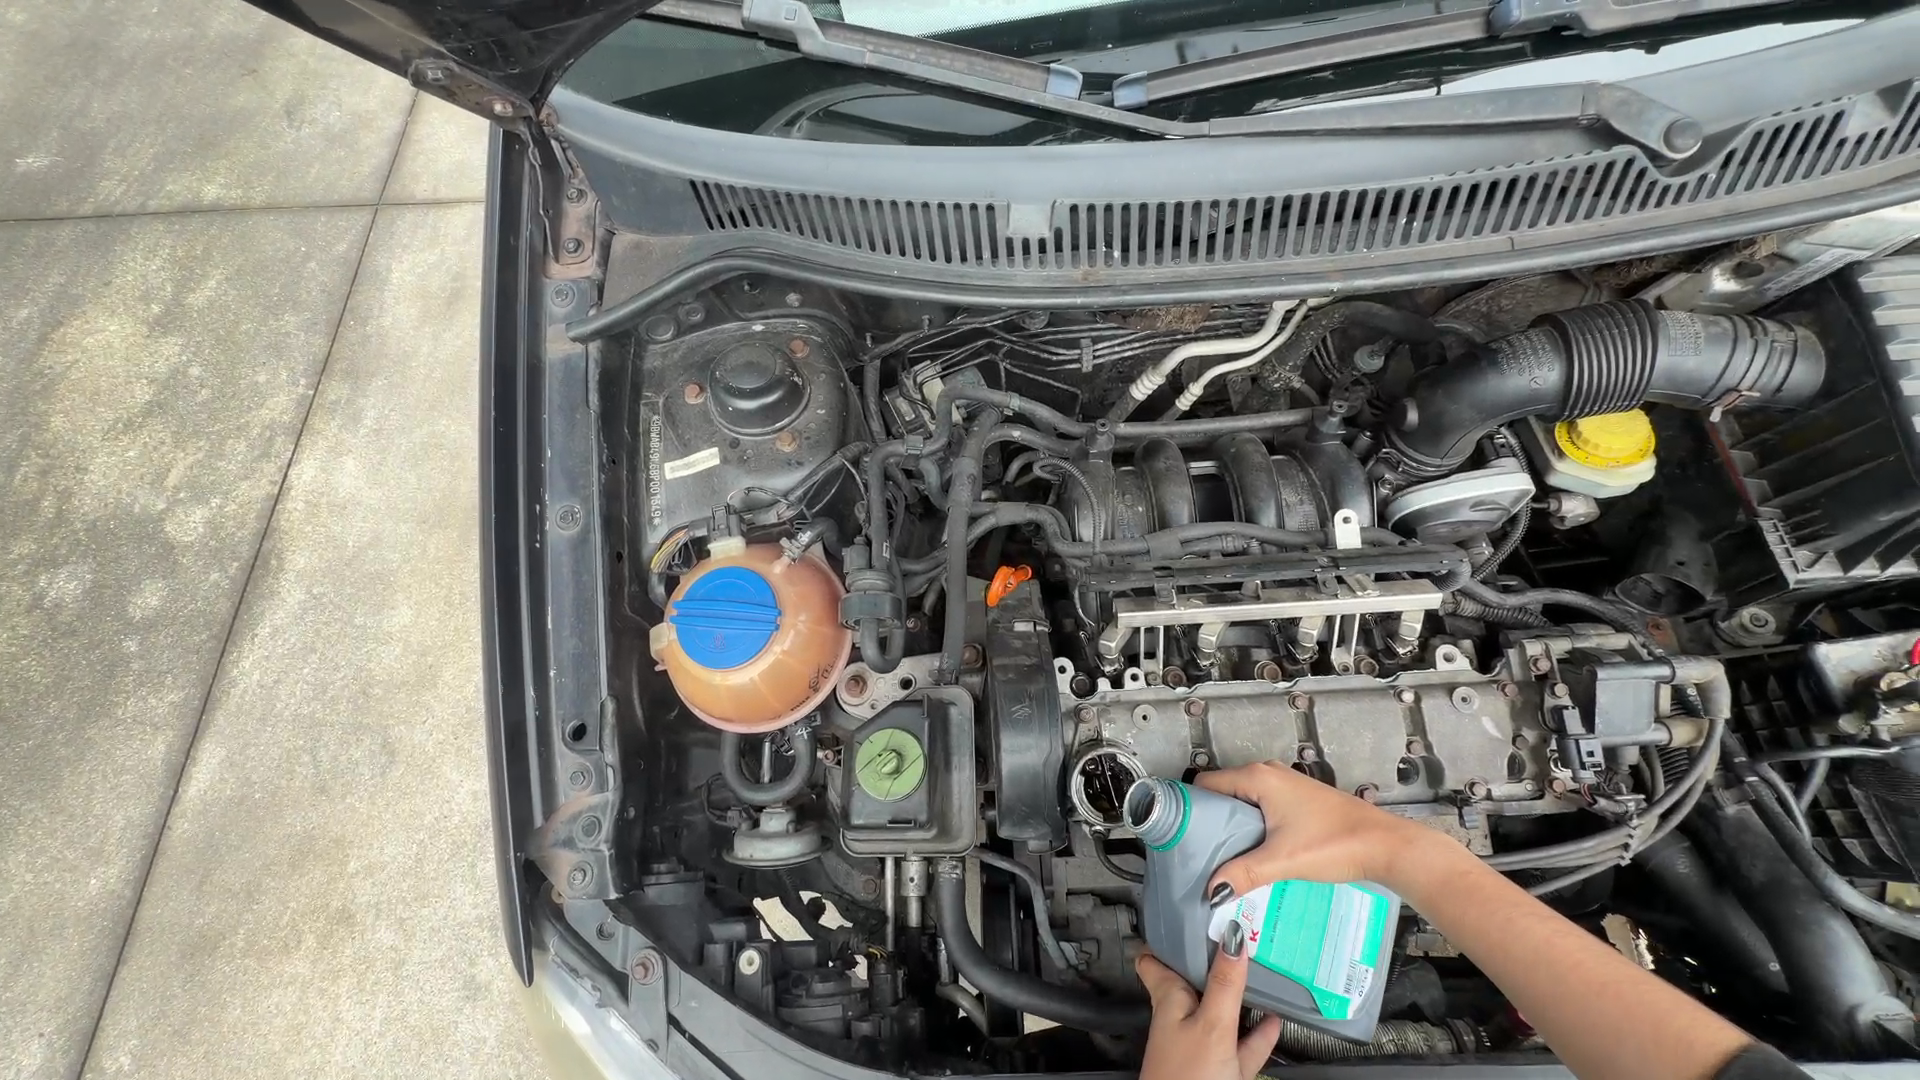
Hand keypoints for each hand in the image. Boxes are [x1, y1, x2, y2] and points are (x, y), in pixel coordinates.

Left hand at [1136, 937, 1280, 1079]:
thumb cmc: (1188, 1078)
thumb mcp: (1211, 1025)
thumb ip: (1223, 983)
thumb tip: (1233, 935)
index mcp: (1168, 1000)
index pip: (1153, 961)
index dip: (1162, 939)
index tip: (1180, 916)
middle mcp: (1180, 1018)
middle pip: (1191, 981)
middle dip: (1209, 962)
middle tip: (1232, 936)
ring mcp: (1201, 1046)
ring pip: (1218, 1011)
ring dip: (1235, 994)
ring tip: (1257, 972)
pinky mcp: (1221, 1072)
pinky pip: (1240, 1045)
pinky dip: (1256, 1032)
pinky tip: (1274, 1022)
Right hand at [1196, 762, 1450, 901]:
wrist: (1387, 847)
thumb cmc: (1336, 844)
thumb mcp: (1282, 861)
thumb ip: (1243, 874)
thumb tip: (1211, 891)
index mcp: (1258, 777)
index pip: (1207, 783)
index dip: (1192, 806)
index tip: (1182, 832)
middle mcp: (1268, 772)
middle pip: (1224, 790)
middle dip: (1211, 818)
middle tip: (1200, 849)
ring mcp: (1285, 784)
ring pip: (1244, 799)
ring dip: (1233, 823)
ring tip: (1223, 853)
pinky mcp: (1298, 798)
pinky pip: (1261, 804)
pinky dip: (1252, 823)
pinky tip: (1254, 849)